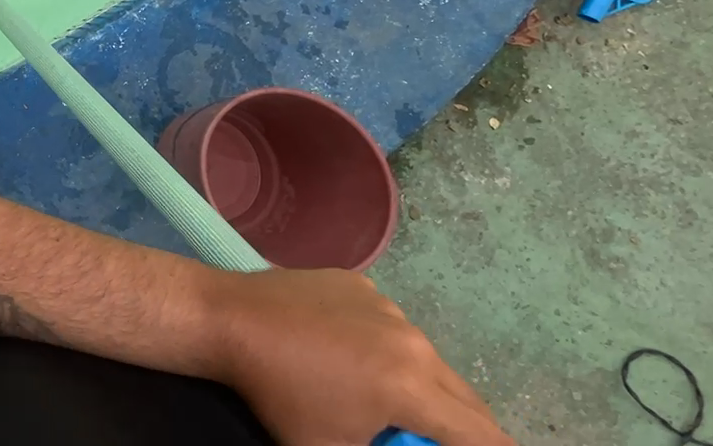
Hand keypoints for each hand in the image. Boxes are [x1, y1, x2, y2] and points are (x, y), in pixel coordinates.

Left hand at [200, 268, 514, 445]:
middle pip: (463, 397)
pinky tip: (342, 349)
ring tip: (378, 394)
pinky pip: (388, 322)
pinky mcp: (356, 282)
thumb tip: (399, 443)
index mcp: (414, 387)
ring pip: (426, 357)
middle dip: (457, 426)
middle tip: (426, 437)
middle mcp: (412, 340)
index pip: (486, 438)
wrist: (226, 318)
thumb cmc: (276, 391)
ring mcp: (383, 304)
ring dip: (419, 382)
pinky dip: (383, 343)